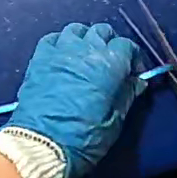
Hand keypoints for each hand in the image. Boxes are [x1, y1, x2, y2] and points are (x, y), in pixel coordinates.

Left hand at [0, 23, 142, 177]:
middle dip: (110, 44)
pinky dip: (60, 44)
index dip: (133, 58)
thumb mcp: (115, 121)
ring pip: (77, 30)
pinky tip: (62, 57)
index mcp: (110, 63)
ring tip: (85, 56)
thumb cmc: (83, 137)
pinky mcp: (39, 60)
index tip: (133, 73)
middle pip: (102, 31)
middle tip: (110, 63)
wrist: (39, 148)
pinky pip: (52, 39)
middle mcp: (87, 50)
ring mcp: (61, 52)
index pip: (127, 46)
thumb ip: (127, 95)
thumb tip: (137, 81)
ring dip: (85, 39)